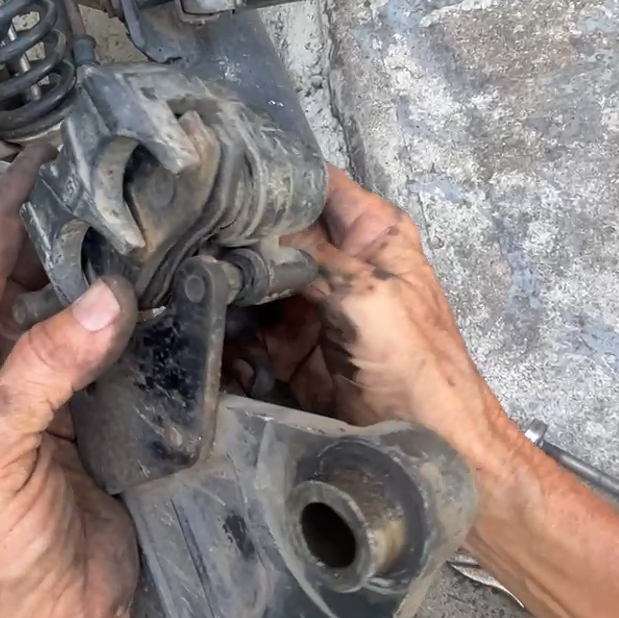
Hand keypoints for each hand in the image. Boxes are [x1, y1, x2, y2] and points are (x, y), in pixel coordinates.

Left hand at [0, 144, 138, 617]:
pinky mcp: (92, 416)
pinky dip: (130, 321)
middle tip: (98, 184)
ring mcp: (43, 396)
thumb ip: (39, 374)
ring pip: (69, 316)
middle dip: (54, 238)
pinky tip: (155, 287)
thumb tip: (104, 299)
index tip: (33, 165)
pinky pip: (109, 353)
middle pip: (21, 289)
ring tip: (133, 222)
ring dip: (96, 275)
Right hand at [225, 165, 526, 475]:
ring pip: (252, 276)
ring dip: (226, 285)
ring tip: (194, 285)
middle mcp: (334, 257)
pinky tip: (212, 330)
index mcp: (367, 231)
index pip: (314, 183)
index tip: (223, 177)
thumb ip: (311, 256)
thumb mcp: (366, 294)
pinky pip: (247, 324)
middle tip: (195, 240)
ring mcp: (309, 300)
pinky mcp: (288, 340)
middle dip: (237, 236)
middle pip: (273, 230)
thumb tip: (253, 224)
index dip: (273, 177)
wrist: (424, 441)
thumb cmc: (413, 360)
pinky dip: (229, 330)